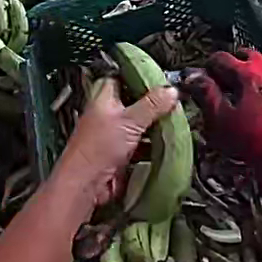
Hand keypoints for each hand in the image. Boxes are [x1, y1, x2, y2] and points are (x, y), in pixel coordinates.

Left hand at [52, 76, 180, 208]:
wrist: (86, 184)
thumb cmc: (97, 147)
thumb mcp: (129, 120)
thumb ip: (152, 105)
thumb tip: (171, 91)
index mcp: (104, 96)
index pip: (123, 77)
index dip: (141, 77)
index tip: (162, 79)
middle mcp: (108, 112)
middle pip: (135, 101)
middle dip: (153, 103)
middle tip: (173, 102)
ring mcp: (114, 132)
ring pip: (139, 122)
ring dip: (155, 124)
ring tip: (174, 121)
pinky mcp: (121, 152)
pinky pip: (141, 142)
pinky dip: (153, 143)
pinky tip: (167, 143)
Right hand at [189, 50, 261, 231]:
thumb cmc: (254, 140)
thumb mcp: (221, 119)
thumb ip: (206, 94)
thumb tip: (194, 77)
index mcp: (245, 72)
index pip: (221, 58)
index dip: (210, 67)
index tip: (207, 76)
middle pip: (245, 54)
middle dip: (234, 64)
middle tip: (228, 81)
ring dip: (258, 67)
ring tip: (253, 84)